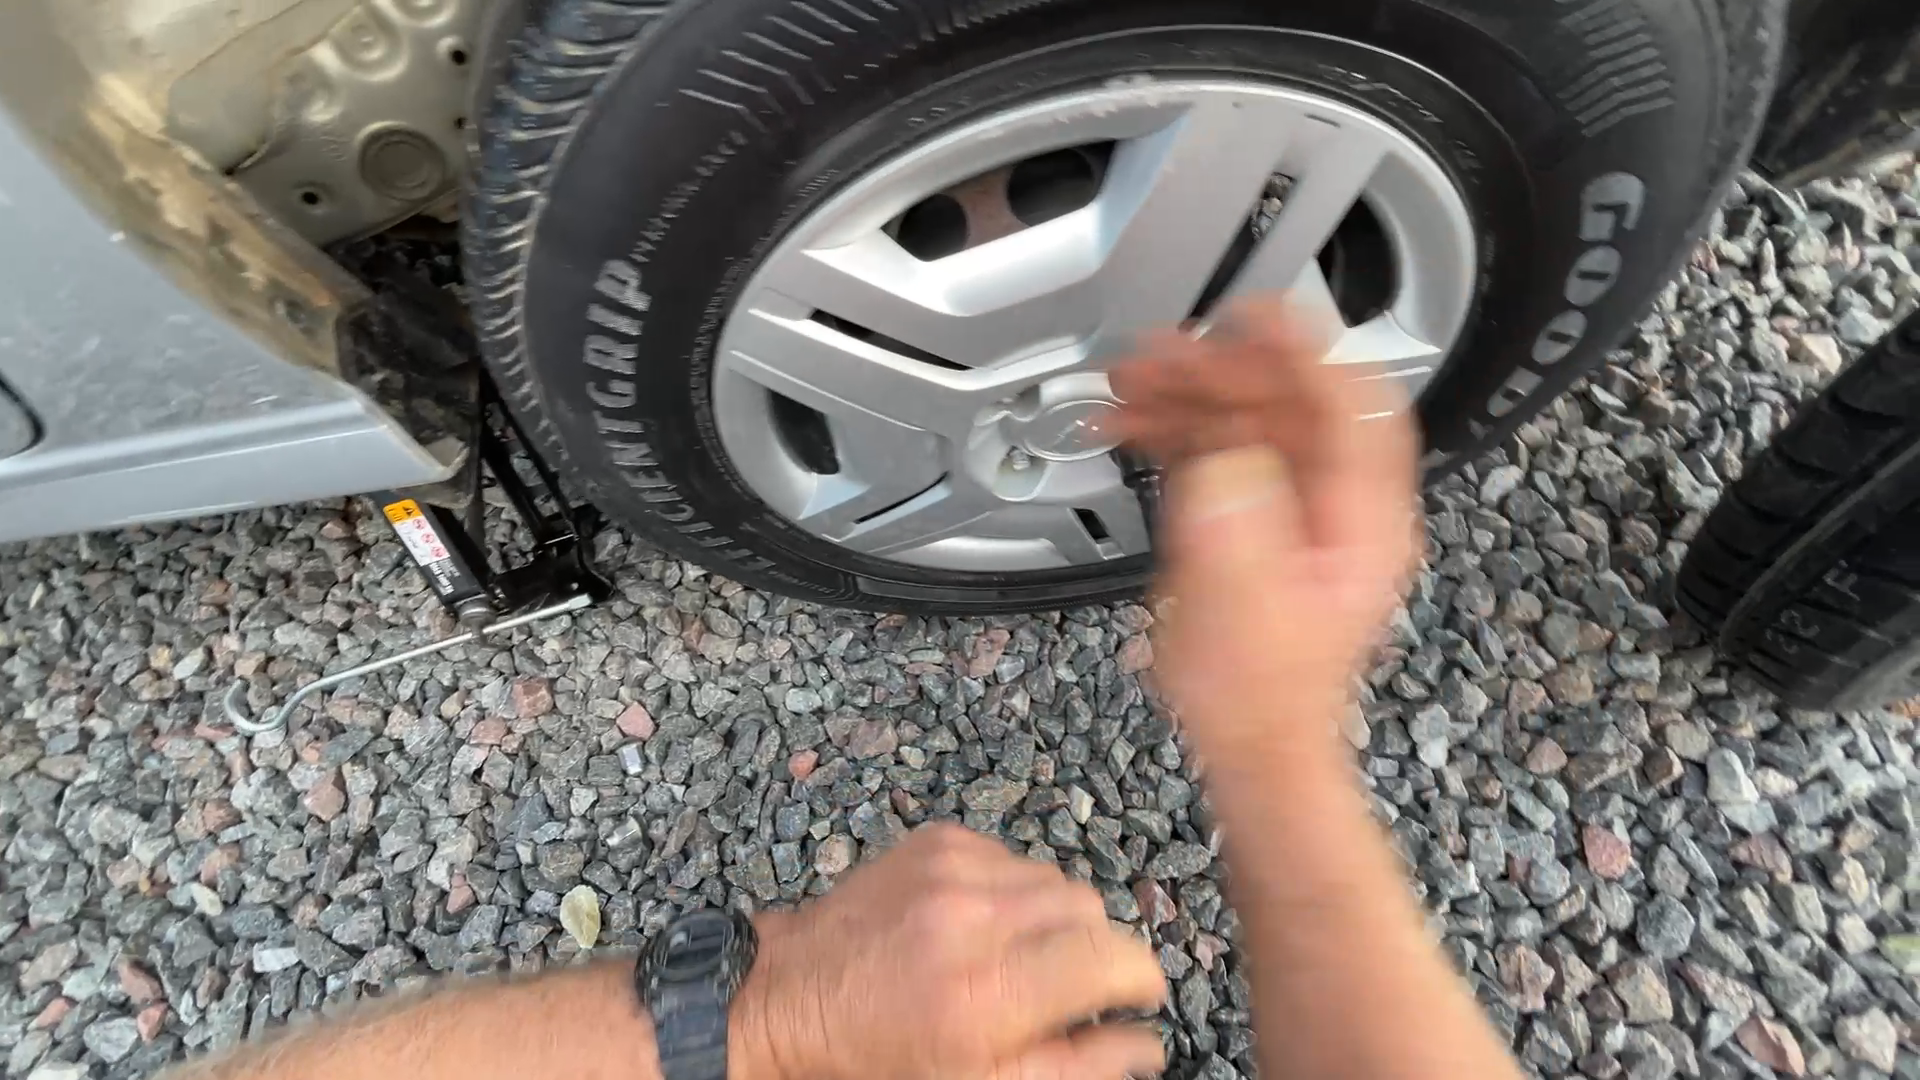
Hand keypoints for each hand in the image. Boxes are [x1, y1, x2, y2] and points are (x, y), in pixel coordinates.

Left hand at [733, 824, 1166, 1079]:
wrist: (795, 994)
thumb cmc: (883, 1060)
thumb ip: (1074, 1069)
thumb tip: (1147, 1044)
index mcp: (986, 992)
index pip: (1105, 954)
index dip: (1139, 973)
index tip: (1141, 990)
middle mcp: (973, 913)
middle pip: (1086, 905)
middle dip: (1093, 944)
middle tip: (1067, 981)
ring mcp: (952, 864)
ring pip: (1052, 876)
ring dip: (1051, 915)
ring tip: (1015, 953)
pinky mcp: (937, 837)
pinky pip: (1010, 855)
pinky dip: (1013, 888)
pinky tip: (980, 921)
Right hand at [1112, 299, 1420, 769]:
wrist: (1249, 735)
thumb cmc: (1260, 693)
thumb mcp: (1248, 612)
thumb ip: (1236, 525)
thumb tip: (1222, 457)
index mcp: (1356, 520)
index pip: (1348, 405)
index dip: (1302, 350)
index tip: (1248, 317)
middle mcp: (1328, 505)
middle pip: (1282, 405)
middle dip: (1215, 370)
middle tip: (1154, 356)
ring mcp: (1285, 510)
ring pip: (1241, 422)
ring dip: (1185, 396)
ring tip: (1127, 384)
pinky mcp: (1244, 520)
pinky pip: (1212, 454)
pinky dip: (1171, 433)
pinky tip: (1132, 425)